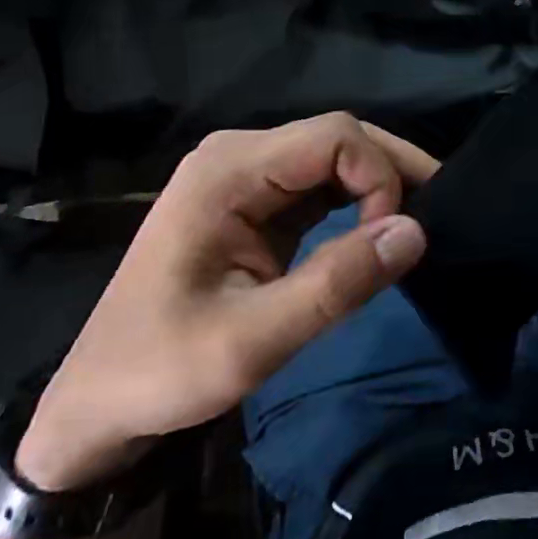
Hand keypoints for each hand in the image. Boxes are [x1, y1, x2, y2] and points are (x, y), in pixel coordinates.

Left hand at [16, 113, 438, 490]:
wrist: (99, 401)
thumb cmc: (162, 371)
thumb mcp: (252, 342)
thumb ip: (336, 284)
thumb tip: (416, 232)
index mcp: (227, 172)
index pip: (334, 137)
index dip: (380, 175)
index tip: (392, 238)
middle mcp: (238, 156)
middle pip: (339, 137)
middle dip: (393, 171)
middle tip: (438, 215)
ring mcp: (246, 177)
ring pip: (337, 157)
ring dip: (382, 185)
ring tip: (416, 225)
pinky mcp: (256, 202)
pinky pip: (323, 184)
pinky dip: (360, 201)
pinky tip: (380, 229)